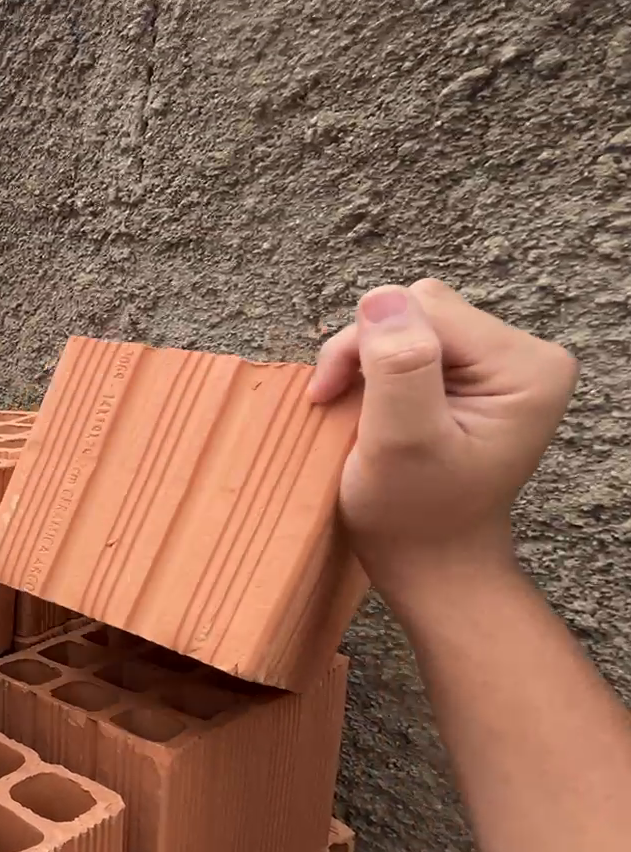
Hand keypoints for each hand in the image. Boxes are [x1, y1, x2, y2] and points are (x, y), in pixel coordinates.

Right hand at [306, 280, 576, 603]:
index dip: (362, 345)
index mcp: (524, 365)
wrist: (427, 554)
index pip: (424, 310)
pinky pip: (404, 348)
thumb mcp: (399, 442)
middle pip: (416, 310)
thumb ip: (397, 368)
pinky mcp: (464, 382)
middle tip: (335, 402)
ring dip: (359, 362)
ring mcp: (494, 369)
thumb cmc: (411, 509)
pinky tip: (363, 408)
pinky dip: (368, 373)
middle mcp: (520, 357)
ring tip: (348, 409)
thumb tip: (380, 297)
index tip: (327, 396)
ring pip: (404, 325)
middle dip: (361, 351)